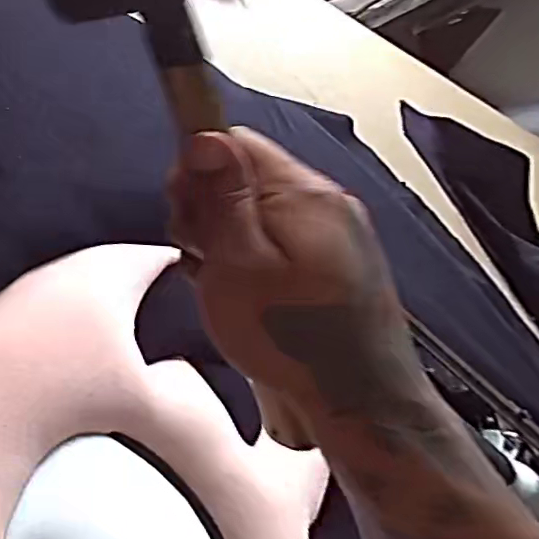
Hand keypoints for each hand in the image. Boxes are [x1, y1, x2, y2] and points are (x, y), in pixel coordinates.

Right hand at [167, 127, 431, 443]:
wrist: (353, 401)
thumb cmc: (290, 336)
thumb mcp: (239, 261)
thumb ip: (222, 196)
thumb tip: (204, 137)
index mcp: (304, 195)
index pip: (234, 141)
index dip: (194, 170)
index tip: (185, 209)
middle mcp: (322, 203)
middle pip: (236, 173)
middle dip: (202, 207)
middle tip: (202, 251)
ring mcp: (326, 230)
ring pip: (243, 205)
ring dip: (216, 234)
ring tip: (219, 275)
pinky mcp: (324, 255)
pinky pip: (262, 233)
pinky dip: (238, 253)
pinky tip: (236, 284)